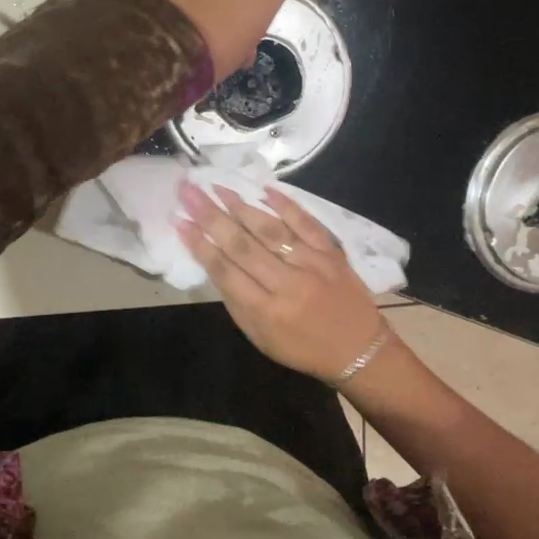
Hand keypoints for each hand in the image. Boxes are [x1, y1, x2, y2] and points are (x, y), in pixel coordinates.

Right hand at [175, 182, 387, 381]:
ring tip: (217, 187)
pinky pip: (306, 223)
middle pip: (242, 245)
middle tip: (188, 192)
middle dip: (211, 216)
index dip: (200, 245)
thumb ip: (236, 301)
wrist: (358, 350)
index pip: (225, 271)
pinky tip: (264, 189)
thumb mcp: (260, 336)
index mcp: (265, 311)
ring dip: (241, 206)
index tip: (180, 222)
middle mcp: (287, 284)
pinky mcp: (332, 252)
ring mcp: (312, 264)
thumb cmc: (301, 348)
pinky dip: (285, 205)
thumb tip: (214, 262)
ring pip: (271, 230)